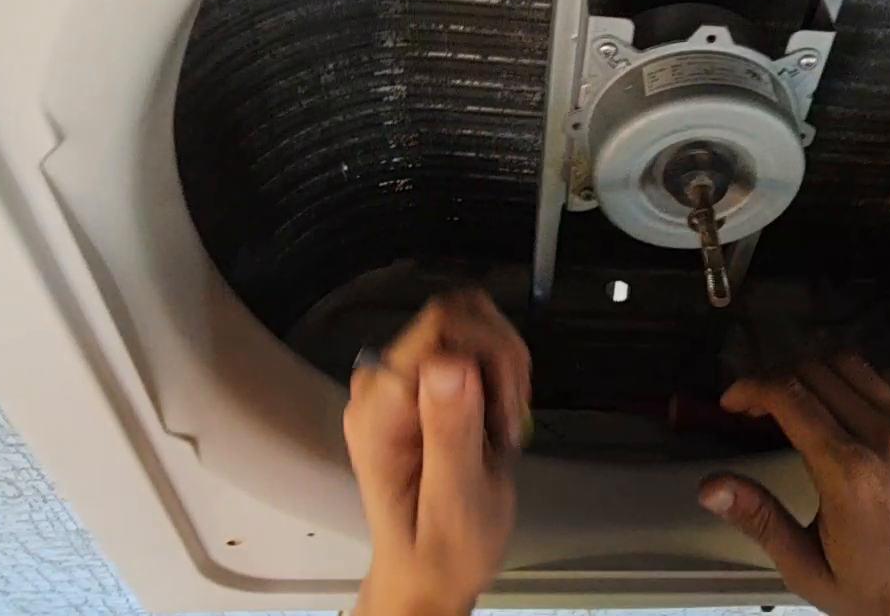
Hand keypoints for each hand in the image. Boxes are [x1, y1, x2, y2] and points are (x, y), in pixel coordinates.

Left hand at [345, 290, 530, 615]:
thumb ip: (449, 432)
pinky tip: (498, 414)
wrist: (430, 573)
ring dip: (505, 366)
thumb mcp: (453, 504)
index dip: (488, 350)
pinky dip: (502, 369)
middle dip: (501, 359)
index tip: (504, 406)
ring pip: (474, 322)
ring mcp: (405, 375)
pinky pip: (476, 340)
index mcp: (380, 407)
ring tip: (503, 423)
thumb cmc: (441, 554)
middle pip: (460, 317)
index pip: (440, 325)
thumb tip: (450, 361)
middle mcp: (385, 381)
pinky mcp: (427, 376)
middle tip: (508, 419)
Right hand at [698, 356, 889, 615]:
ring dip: (816, 371)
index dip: (751, 386)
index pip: (788, 395)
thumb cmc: (879, 596)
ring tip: (801, 397)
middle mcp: (885, 439)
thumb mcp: (808, 568)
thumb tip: (710, 487)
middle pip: (815, 370)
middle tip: (761, 402)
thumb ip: (758, 518)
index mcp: (848, 472)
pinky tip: (849, 404)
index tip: (734, 401)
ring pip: (853, 364)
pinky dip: (860, 380)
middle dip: (777, 376)